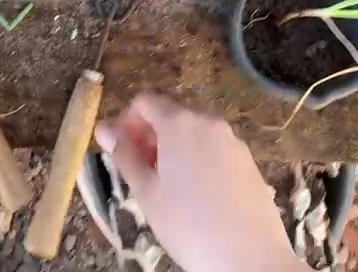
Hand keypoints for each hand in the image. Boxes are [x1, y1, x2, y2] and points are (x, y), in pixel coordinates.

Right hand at [95, 93, 304, 271]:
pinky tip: (198, 196)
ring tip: (168, 188)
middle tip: (140, 173)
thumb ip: (124, 155)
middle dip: (149, 137)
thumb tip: (104, 129)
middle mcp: (207, 121)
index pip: (145, 101)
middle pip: (170, 115)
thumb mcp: (148, 193)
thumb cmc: (190, 226)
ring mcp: (232, 141)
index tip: (119, 150)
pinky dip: (198, 160)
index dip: (126, 120)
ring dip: (173, 149)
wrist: (253, 262)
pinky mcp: (248, 161)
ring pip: (193, 133)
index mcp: (179, 122)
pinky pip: (214, 149)